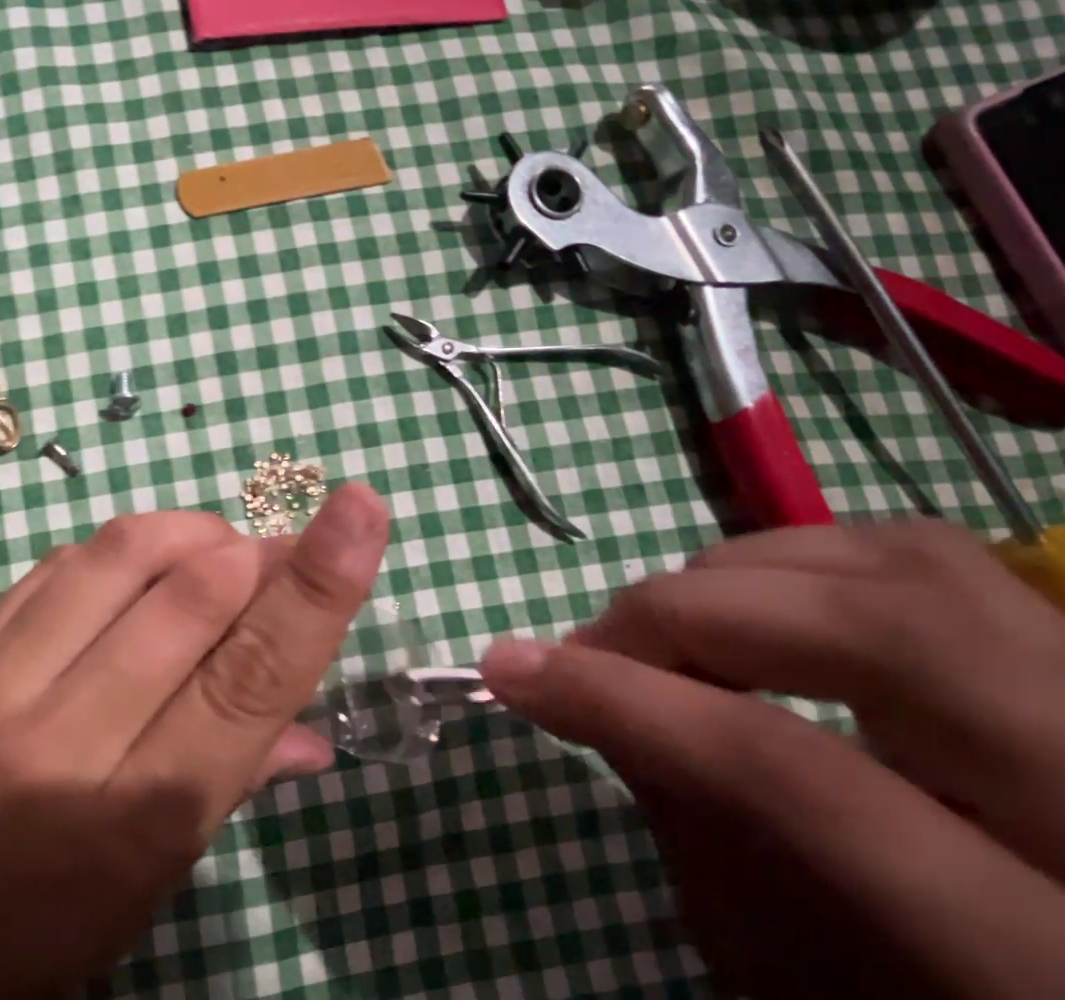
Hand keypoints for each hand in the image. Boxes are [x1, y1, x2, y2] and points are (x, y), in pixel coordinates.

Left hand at [0, 486, 390, 997]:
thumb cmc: (8, 941)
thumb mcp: (131, 898)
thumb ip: (221, 795)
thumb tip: (308, 731)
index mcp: (138, 820)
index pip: (250, 679)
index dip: (316, 589)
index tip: (359, 511)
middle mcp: (73, 735)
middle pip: (190, 598)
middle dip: (255, 551)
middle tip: (282, 548)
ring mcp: (1, 682)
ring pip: (117, 558)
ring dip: (187, 531)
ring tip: (216, 546)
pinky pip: (52, 567)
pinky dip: (114, 549)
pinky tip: (136, 561)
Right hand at [481, 520, 1064, 998]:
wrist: (1055, 973)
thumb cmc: (903, 998)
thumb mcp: (785, 972)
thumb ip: (692, 830)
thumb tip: (587, 695)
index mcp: (1034, 950)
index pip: (797, 774)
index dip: (632, 703)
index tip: (506, 669)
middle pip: (873, 634)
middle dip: (682, 618)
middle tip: (589, 650)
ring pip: (909, 566)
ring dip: (739, 576)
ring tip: (665, 629)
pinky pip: (939, 559)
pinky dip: (810, 559)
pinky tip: (753, 607)